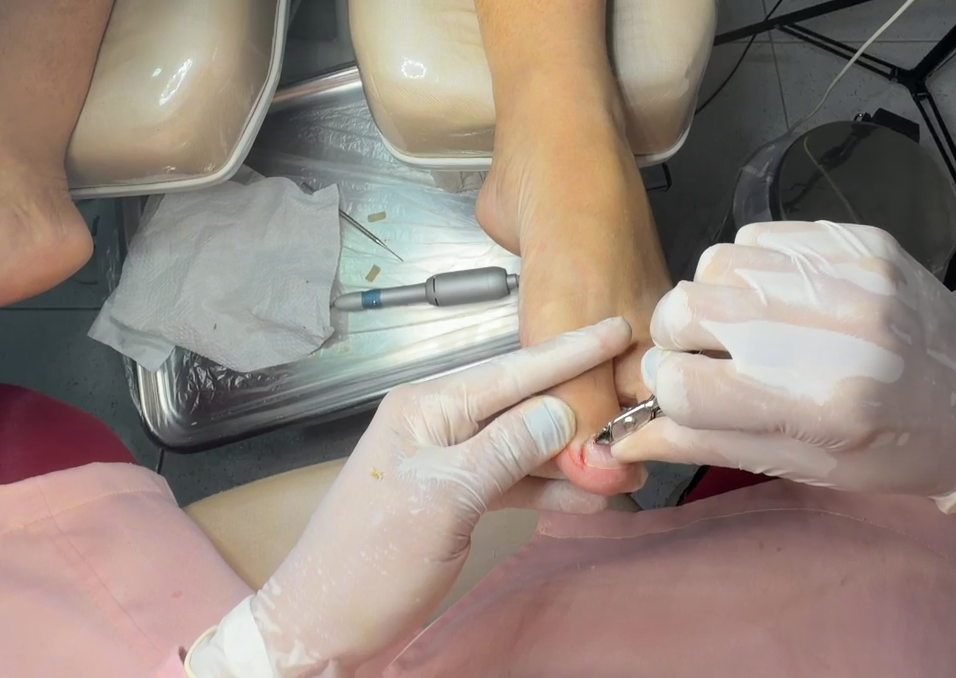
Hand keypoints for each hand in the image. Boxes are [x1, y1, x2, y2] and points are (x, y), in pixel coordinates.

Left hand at [186, 316, 635, 675]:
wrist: (324, 625)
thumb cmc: (370, 557)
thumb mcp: (443, 498)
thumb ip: (505, 449)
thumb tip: (561, 410)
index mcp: (428, 404)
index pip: (510, 371)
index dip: (567, 352)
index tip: (614, 331)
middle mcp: (441, 421)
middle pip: (522, 404)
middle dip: (577, 406)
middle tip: (630, 399)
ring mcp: (451, 458)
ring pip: (523, 445)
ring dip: (569, 456)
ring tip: (622, 461)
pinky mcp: (459, 494)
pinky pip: (513, 481)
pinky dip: (548, 489)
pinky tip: (588, 496)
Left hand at [475, 84, 667, 496]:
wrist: (542, 150)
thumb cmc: (576, 230)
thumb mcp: (575, 323)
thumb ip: (582, 400)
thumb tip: (598, 482)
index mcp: (657, 347)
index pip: (647, 428)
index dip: (614, 465)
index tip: (579, 501)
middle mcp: (630, 338)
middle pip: (607, 414)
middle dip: (576, 451)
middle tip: (540, 490)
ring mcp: (589, 319)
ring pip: (573, 387)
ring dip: (550, 420)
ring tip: (521, 462)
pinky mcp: (554, 303)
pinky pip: (546, 360)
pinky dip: (531, 387)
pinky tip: (512, 413)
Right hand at [611, 222, 955, 516]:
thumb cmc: (890, 449)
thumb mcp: (800, 466)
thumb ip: (704, 442)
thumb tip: (623, 434)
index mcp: (816, 408)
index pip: (682, 385)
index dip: (667, 387)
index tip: (683, 388)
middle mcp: (828, 333)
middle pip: (685, 310)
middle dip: (675, 334)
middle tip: (705, 351)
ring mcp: (845, 275)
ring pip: (713, 263)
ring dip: (711, 294)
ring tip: (746, 319)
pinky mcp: (856, 239)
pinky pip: (756, 236)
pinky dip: (749, 265)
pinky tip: (776, 292)